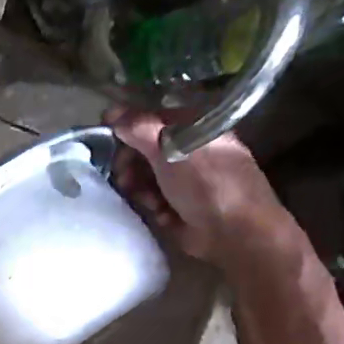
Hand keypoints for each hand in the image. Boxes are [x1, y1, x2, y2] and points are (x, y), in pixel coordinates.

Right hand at [107, 107, 296, 265]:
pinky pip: (154, 200)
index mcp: (195, 128)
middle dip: (131, 165)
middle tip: (124, 179)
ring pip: (146, 177)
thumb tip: (110, 111)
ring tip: (149, 201)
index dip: (127, 130)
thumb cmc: (206, 183)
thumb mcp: (170, 149)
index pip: (151, 121)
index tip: (108, 142)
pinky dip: (154, 206)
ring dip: (141, 189)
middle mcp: (191, 150)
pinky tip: (163, 214)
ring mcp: (186, 179)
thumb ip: (138, 128)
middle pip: (145, 151)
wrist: (235, 232)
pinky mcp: (181, 205)